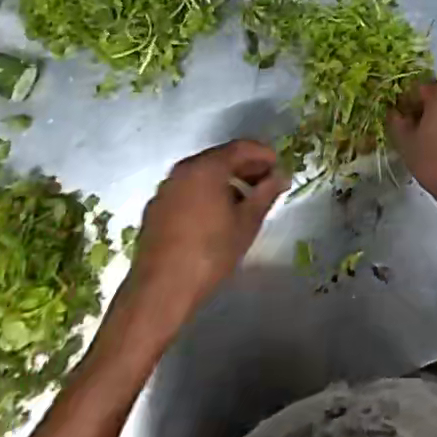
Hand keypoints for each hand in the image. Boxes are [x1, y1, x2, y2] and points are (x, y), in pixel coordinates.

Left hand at [126, 140, 286, 317]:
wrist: (161, 290)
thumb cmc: (210, 252)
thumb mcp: (247, 222)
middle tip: (266, 180)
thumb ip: (266, 193)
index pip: (240, 147)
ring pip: (202, 174)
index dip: (263, 153)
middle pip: (219, 158)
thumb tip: (281, 176)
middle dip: (245, 166)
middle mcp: (183, 170)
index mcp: (206, 167)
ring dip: (225, 180)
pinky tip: (216, 215)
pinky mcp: (156, 208)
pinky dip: (205, 193)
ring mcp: (166, 188)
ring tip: (244, 199)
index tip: (278, 164)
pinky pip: (187, 190)